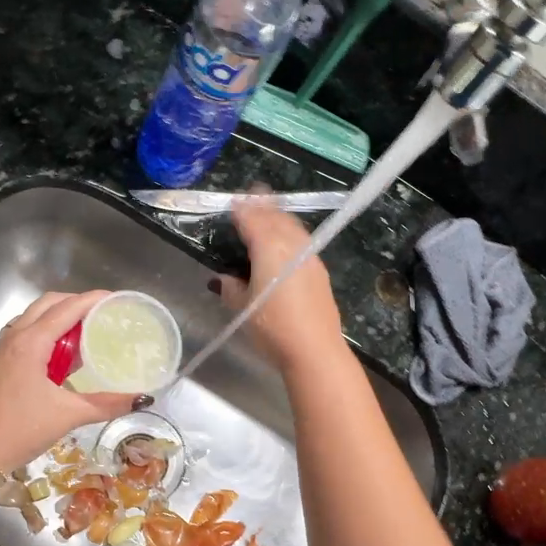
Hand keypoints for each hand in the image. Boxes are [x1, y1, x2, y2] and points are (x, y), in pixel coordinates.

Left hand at [0, 291, 142, 473]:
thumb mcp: (67, 415)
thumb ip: (106, 404)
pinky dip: (45, 334)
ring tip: (85, 333)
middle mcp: (13, 337)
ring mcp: (1, 350)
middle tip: (102, 315)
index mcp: (29, 343)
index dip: (92, 300)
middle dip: (75, 304)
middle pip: (47, 305)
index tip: (116, 300)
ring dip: (58, 318)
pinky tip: (60, 356)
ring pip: (33, 318)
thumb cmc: (21, 430)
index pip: (66, 308)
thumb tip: (141, 398)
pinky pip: (24, 335)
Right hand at [212, 192, 345, 370]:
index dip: (241, 211)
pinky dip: (290, 233)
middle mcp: (292, 244)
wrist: (314, 350)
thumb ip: (231, 289)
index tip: (233, 203)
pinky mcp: (319, 271)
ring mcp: (310, 256)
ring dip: (280, 217)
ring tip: (270, 212)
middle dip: (263, 205)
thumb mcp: (242, 310)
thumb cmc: (272, 329)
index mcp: (268, 248)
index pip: (252, 220)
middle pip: (276, 217)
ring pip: (292, 227)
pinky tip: (287, 240)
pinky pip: (302, 241)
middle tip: (253, 195)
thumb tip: (225, 279)